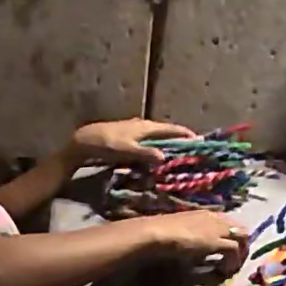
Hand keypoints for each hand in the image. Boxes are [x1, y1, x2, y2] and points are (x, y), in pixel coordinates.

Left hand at [71, 118, 197, 167]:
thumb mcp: (127, 151)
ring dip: (167, 144)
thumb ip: (145, 154)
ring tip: (178, 154)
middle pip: (166, 132)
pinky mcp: (128, 139)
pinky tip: (156, 156)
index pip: (171, 129)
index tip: (199, 140)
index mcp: (146, 127)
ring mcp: (135, 132)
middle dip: (179, 139)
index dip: (185, 134)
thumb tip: (164, 158)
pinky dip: (155, 148)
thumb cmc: (106, 144)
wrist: (85, 142)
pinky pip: (147, 143)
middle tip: (192, 149)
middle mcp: (143, 127)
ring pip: (156, 137)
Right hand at [150, 210, 250, 275]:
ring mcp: (218, 228)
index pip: (229, 224)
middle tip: (234, 265)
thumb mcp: (182, 239)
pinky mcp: (217, 240)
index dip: (232, 240)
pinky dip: (232, 262)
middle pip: (241, 230)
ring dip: (240, 255)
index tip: (227, 255)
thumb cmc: (161, 236)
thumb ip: (193, 245)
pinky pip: (234, 250)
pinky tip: (224, 272)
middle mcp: (216, 219)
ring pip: (242, 238)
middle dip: (242, 248)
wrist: (156, 234)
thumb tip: (198, 256)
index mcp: (206, 216)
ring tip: (231, 270)